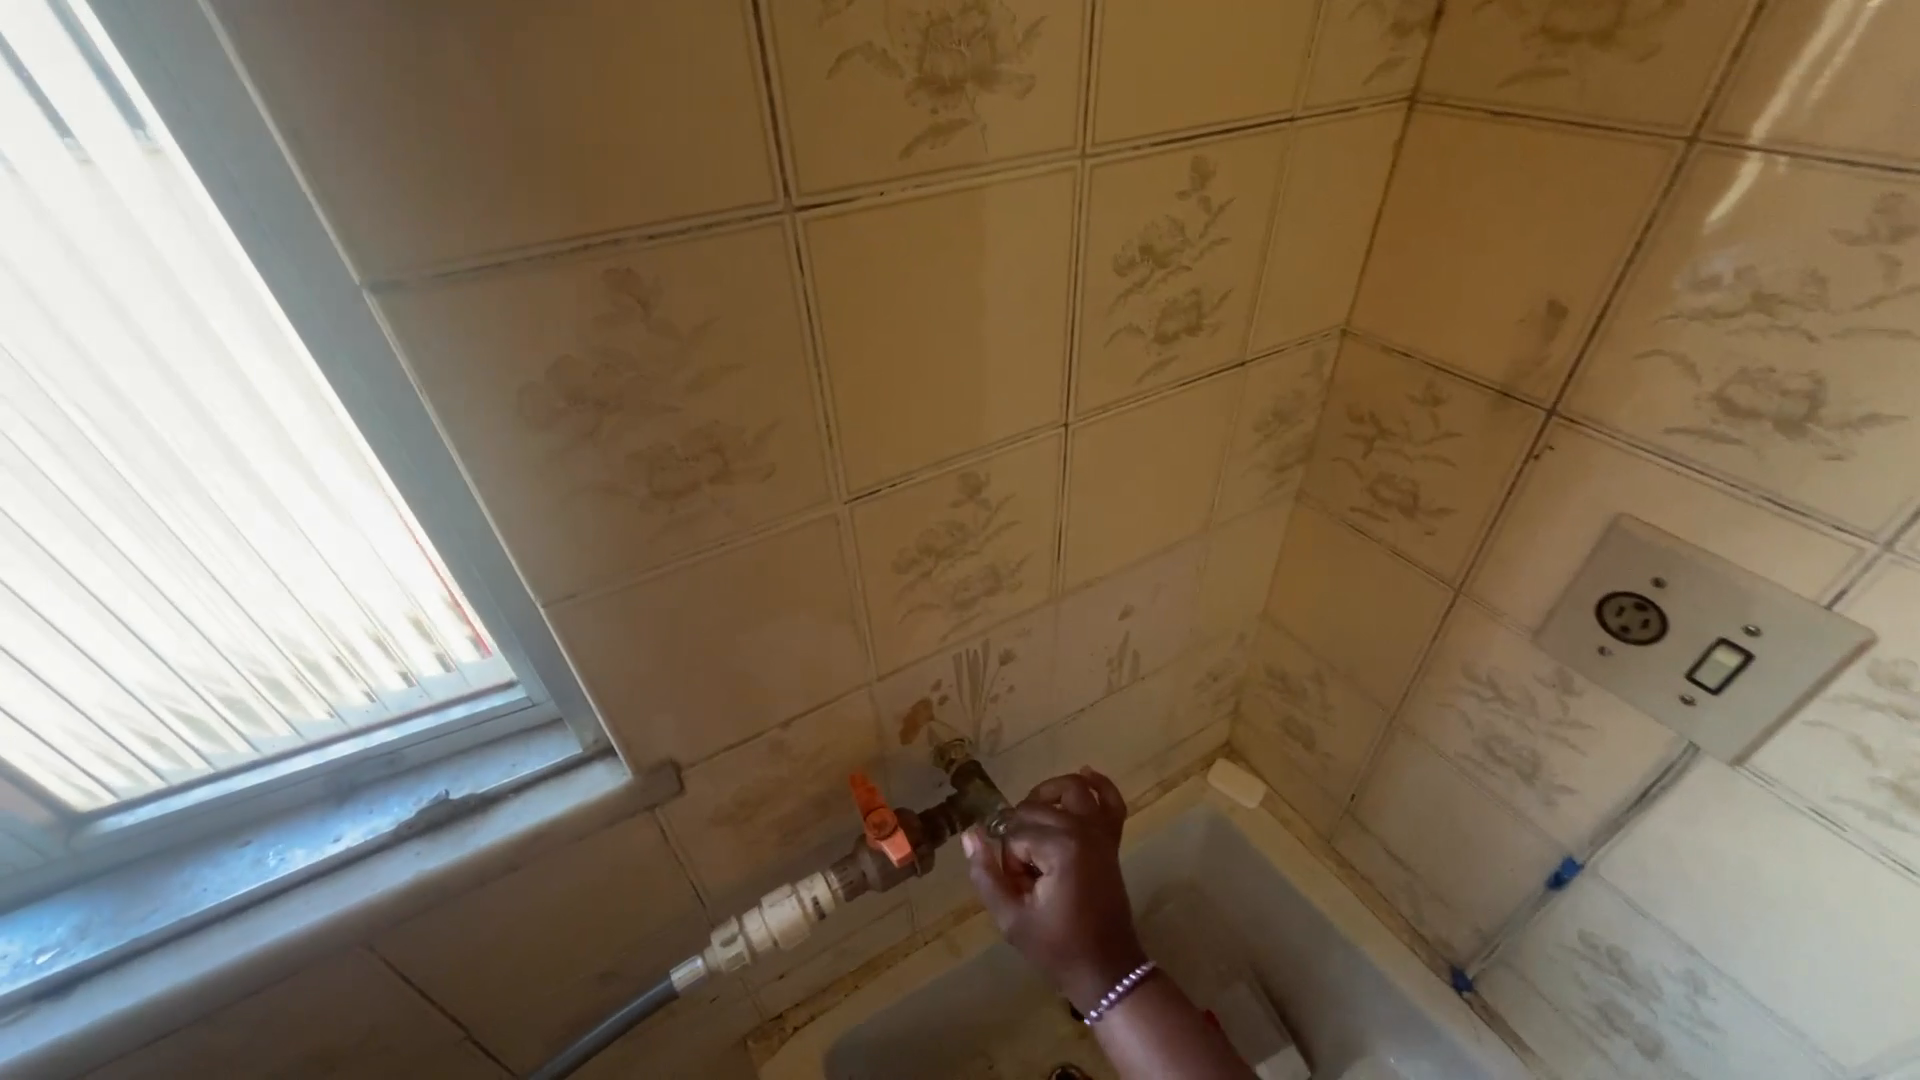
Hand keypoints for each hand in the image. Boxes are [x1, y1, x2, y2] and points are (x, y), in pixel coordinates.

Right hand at [960, 768, 1146, 1010]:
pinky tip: (1085, 773)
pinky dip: (1100, 784)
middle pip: (1035, 810)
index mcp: (1060, 848)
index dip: (1009, 861)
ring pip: (1070, 790)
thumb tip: (970, 834)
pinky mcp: (1112, 839)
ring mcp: (1101, 832)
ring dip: (1046, 796)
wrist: (1105, 968)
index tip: (1020, 890)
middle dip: (1020, 837)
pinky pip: (1111, 801)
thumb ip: (986, 874)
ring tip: (1030, 821)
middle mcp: (1083, 830)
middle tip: (1025, 876)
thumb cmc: (1056, 948)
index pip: (1015, 834)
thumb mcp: (1010, 919)